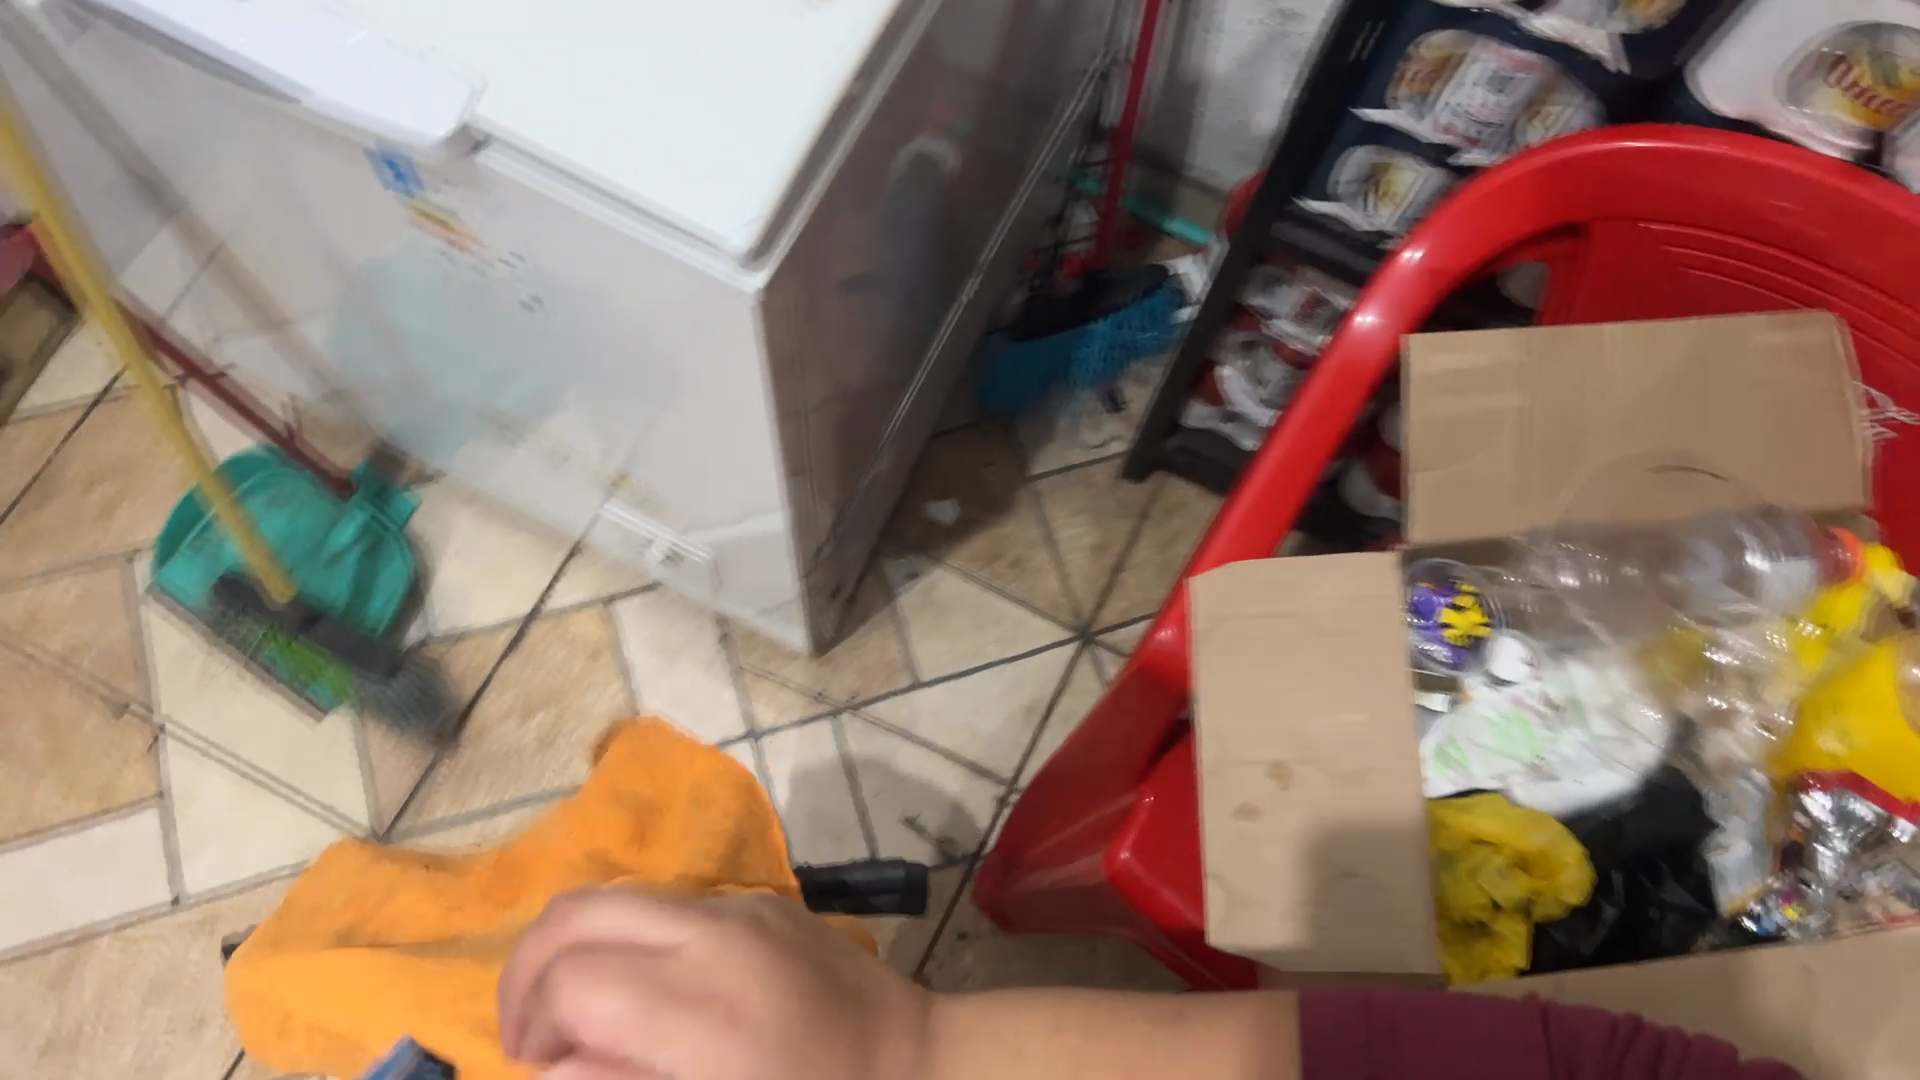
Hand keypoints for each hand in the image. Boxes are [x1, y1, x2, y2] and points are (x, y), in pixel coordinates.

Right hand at [498, 887, 930, 1079]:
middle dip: (531, 967)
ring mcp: (744, 903)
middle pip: (581, 908)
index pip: (572, 975)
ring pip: (622, 894)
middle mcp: (717, 929)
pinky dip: (631, 937)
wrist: (913, 1061)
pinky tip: (649, 991)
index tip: (540, 1068)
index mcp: (703, 1001)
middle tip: (533, 1033)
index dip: (532, 1025)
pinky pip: (670, 902)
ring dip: (581, 946)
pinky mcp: (765, 899)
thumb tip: (552, 1066)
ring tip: (581, 1014)